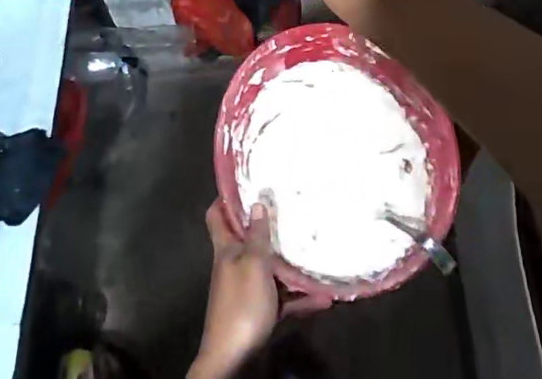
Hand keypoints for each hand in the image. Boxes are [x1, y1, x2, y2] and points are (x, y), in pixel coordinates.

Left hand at [190, 202, 329, 378]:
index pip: (217, 215)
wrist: (232, 358)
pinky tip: (324, 298)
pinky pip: (281, 299)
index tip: (246, 183)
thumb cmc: (241, 304)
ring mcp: (247, 289)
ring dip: (290, 266)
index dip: (226, 198)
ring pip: (269, 269)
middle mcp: (234, 264)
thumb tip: (257, 202)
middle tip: (291, 213)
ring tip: (315, 254)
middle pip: (248, 240)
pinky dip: (299, 298)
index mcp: (226, 248)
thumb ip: (257, 236)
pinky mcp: (259, 312)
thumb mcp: (252, 265)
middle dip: (267, 229)